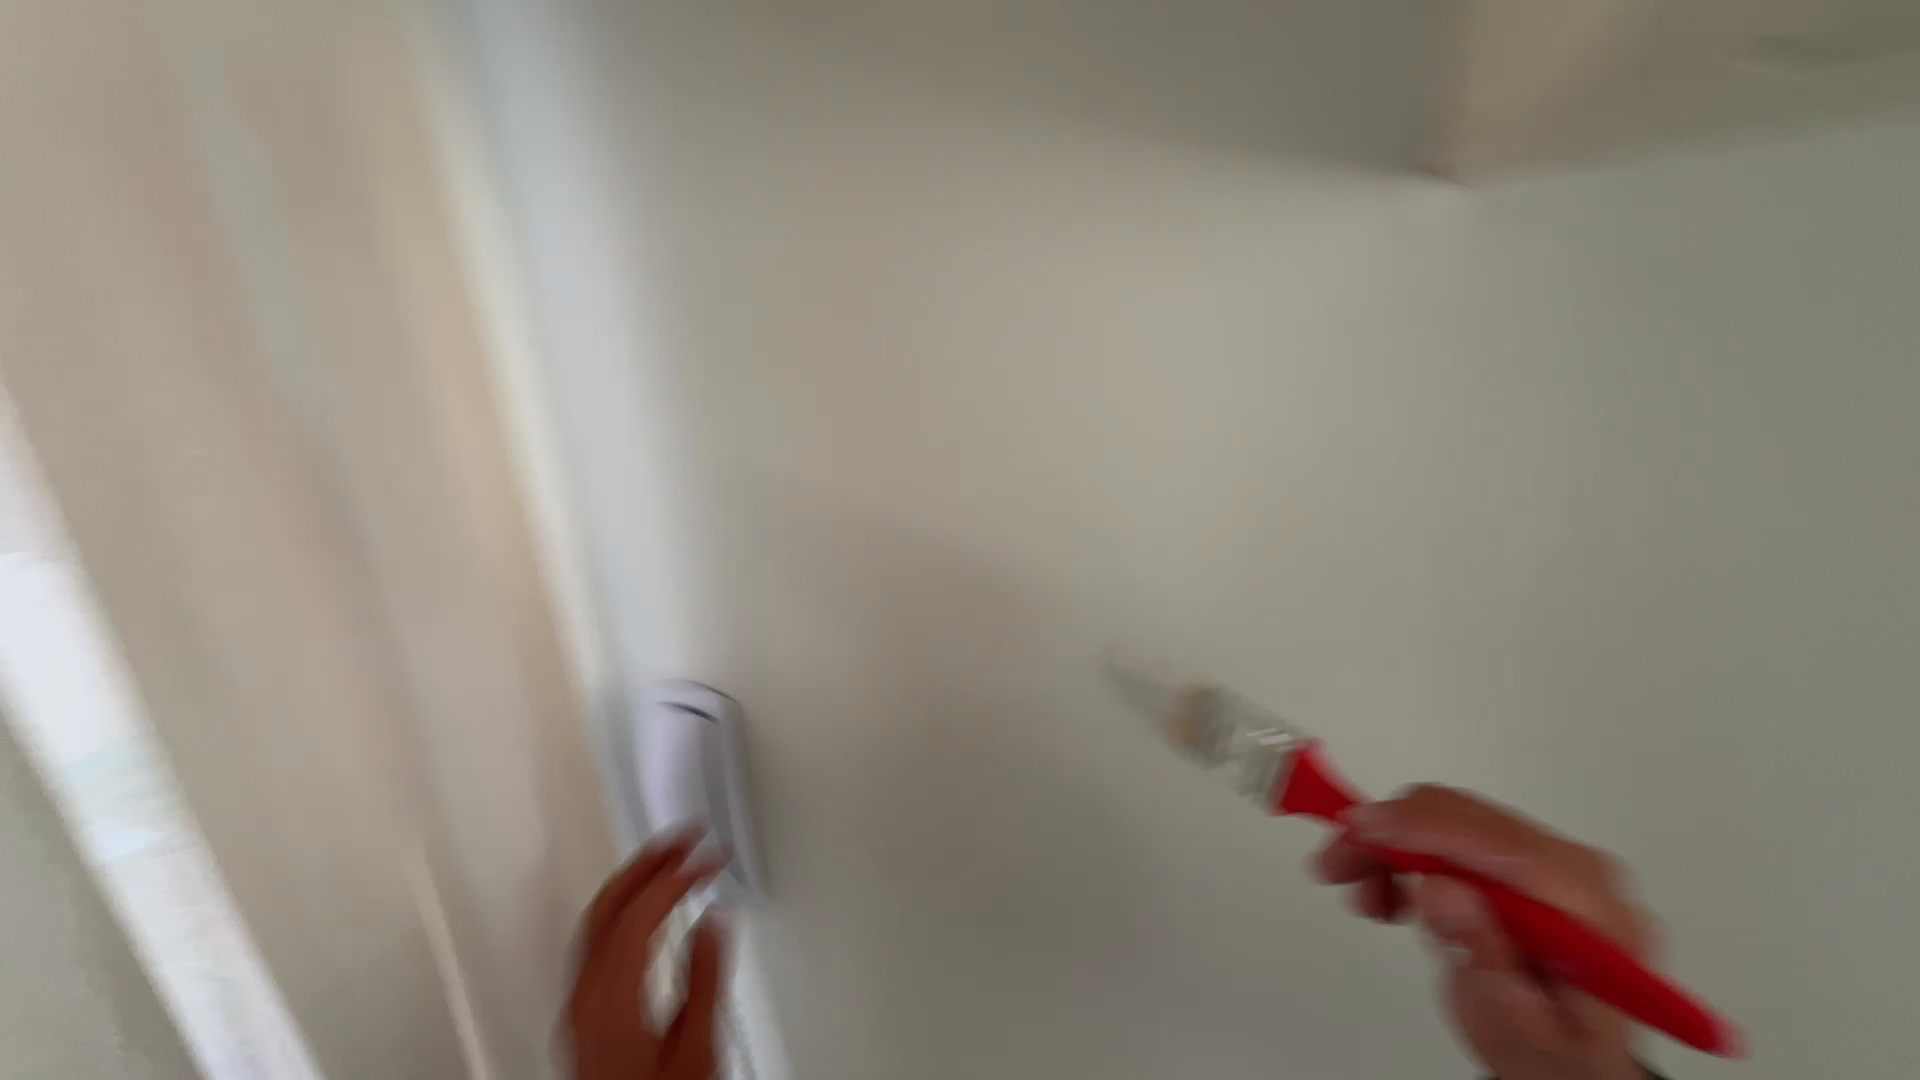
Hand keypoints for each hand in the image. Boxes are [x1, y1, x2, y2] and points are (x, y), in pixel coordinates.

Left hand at [566, 829, 729, 1079]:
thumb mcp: (697, 1047)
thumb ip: (705, 978)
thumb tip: (714, 919)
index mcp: (609, 998)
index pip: (640, 913)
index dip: (677, 874)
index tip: (710, 852)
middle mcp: (584, 997)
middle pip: (608, 906)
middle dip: (649, 860)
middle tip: (687, 833)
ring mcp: (578, 1005)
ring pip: (598, 919)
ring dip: (635, 878)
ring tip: (671, 854)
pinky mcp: (584, 1013)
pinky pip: (596, 940)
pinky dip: (625, 907)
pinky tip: (650, 904)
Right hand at [1312, 786, 1650, 1079]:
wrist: (1564, 1055)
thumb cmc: (1547, 1051)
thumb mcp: (1516, 1025)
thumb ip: (1484, 956)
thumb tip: (1440, 888)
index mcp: (1591, 911)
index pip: (1506, 846)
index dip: (1429, 828)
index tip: (1362, 828)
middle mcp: (1572, 867)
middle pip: (1463, 820)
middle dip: (1389, 836)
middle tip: (1335, 868)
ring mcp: (1541, 856)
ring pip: (1442, 817)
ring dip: (1388, 846)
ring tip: (1363, 897)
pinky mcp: (1511, 854)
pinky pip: (1442, 828)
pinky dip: (1401, 851)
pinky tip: (1388, 893)